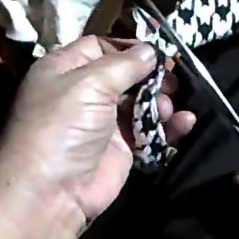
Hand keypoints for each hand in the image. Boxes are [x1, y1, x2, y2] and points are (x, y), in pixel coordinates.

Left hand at [0, 36, 192, 229]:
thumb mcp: (90, 84)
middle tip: (172, 81)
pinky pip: (151, 130)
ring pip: (143, 103)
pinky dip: (170, 125)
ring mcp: (105, 122)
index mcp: (65, 69)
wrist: (53, 191)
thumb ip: (125, 64)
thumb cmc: (64, 126)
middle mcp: (84, 93)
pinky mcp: (123, 148)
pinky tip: (185, 122)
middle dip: (152, 76)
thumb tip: (151, 50)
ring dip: (162, 102)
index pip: (100, 47)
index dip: (128, 48)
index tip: (158, 52)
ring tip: (168, 109)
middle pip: (127, 75)